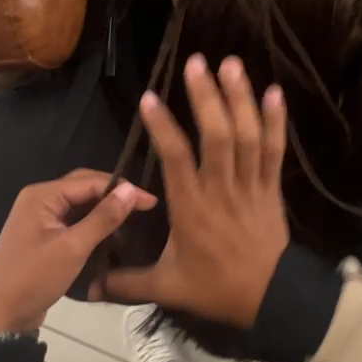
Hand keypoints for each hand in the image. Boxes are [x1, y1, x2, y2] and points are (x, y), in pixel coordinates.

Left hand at [0, 170, 157, 333]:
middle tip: (145, 207)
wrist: (1, 314)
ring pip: (79, 206)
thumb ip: (102, 218)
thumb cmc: (34, 278)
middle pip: (83, 188)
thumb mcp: (72, 248)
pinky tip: (112, 234)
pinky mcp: (44, 236)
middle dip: (113, 196)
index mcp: (42, 195)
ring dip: (104, 211)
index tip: (152, 202)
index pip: (89, 181)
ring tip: (134, 220)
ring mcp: (40, 218)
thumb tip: (131, 190)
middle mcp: (39, 200)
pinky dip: (93, 225)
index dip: (122, 188)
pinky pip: (73, 221)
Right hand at [96, 55, 289, 326]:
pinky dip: (276, 122)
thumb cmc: (216, 289)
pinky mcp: (271, 189)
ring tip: (232, 64)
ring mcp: (250, 186)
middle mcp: (221, 190)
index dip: (163, 128)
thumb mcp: (167, 288)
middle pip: (217, 137)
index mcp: (192, 209)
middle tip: (197, 62)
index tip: (150, 99)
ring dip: (240, 99)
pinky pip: (274, 151)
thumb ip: (126, 283)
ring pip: (247, 137)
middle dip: (207, 98)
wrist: (272, 299)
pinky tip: (275, 92)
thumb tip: (86, 288)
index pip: (176, 160)